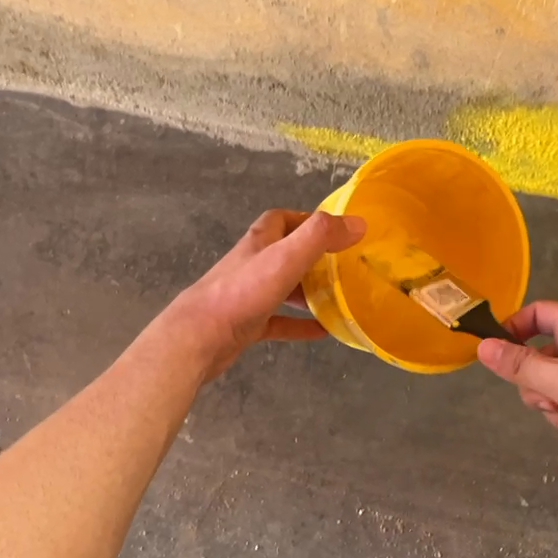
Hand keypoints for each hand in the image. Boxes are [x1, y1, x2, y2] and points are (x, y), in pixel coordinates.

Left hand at [161, 210, 365, 380]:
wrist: (200, 337)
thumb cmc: (242, 293)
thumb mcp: (285, 258)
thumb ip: (320, 237)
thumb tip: (358, 223)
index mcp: (259, 243)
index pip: (281, 220)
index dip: (306, 220)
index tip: (334, 230)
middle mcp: (252, 265)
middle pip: (284, 254)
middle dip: (312, 258)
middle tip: (342, 268)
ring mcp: (248, 297)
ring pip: (282, 289)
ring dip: (307, 292)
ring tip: (337, 299)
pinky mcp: (246, 326)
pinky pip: (279, 322)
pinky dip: (299, 325)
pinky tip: (322, 332)